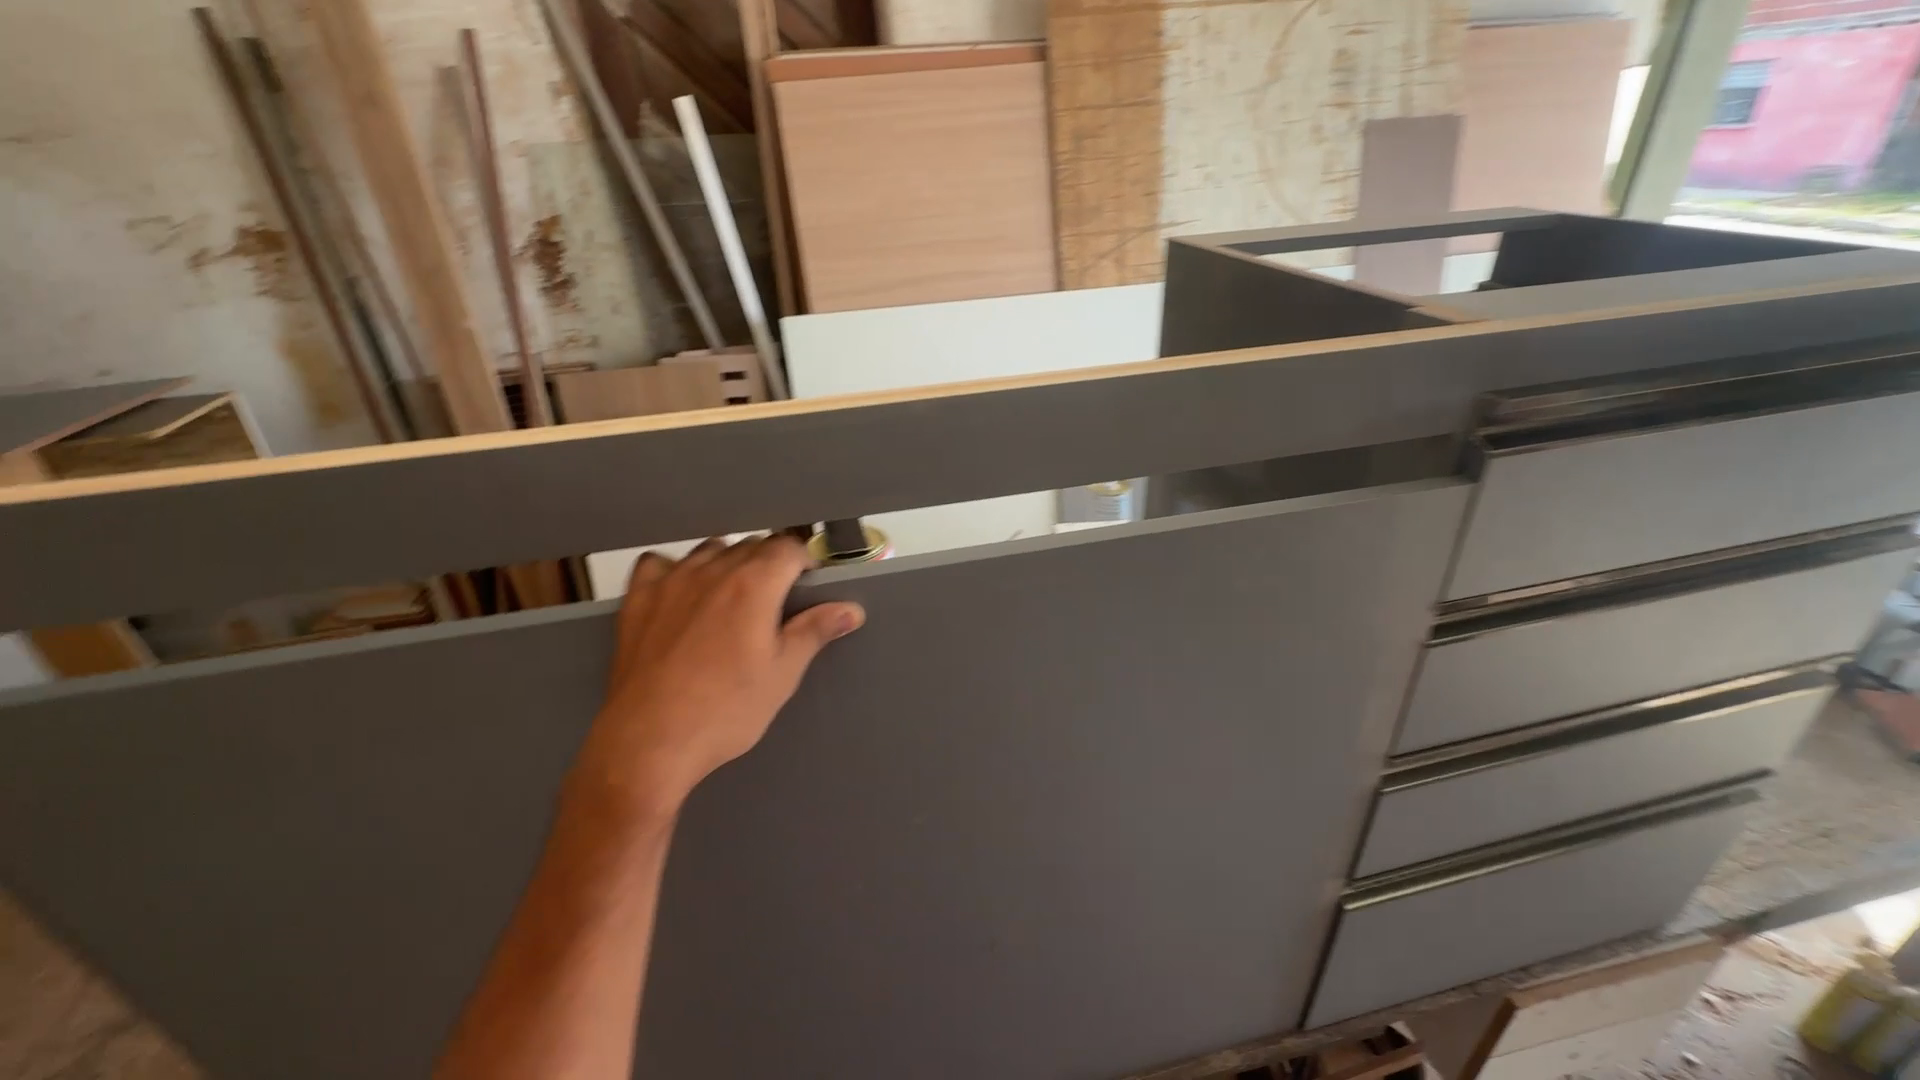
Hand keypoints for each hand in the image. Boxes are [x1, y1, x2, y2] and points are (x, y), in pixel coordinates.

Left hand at [569, 535, 864, 820]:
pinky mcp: (637, 599)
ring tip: (732, 600)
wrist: (650, 741)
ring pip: (709, 550)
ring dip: (727, 563)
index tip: (806, 587)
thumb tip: (850, 609)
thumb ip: (814, 632)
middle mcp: (712, 570)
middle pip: (751, 546)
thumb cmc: (725, 711)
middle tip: (774, 604)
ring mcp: (670, 581)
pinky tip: (681, 594)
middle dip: (769, 564)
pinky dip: (674, 570)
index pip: (788, 547)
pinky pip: (658, 564)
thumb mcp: (782, 675)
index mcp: (754, 584)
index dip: (803, 562)